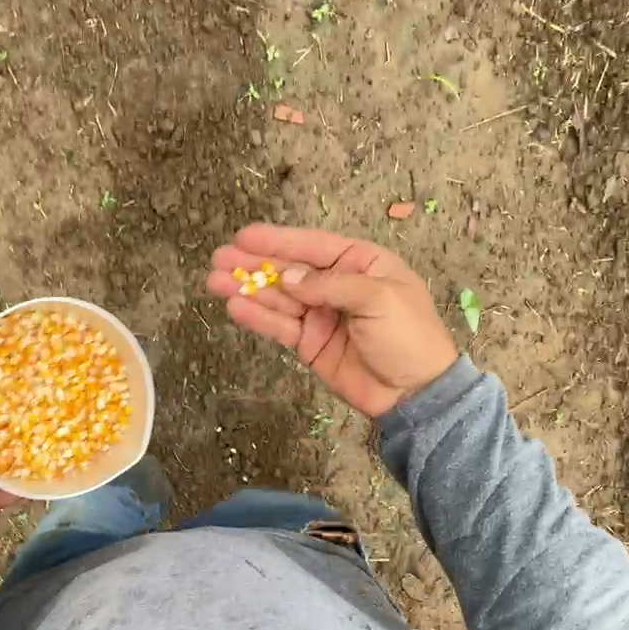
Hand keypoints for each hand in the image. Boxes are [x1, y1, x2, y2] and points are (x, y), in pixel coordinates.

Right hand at [207, 224, 460, 417]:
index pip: (312, 247)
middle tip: (218, 259)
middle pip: (288, 270)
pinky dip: (258, 318)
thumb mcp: (378, 298)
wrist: (414, 393)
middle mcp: (336, 286)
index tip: (243, 236)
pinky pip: (279, 327)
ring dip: (246, 289)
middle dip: (253, 264)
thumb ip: (331, 285)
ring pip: (278, 298)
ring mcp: (320, 316)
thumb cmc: (408, 336)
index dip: (277, 241)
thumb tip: (287, 277)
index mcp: (361, 264)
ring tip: (214, 281)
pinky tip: (235, 307)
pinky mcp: (310, 344)